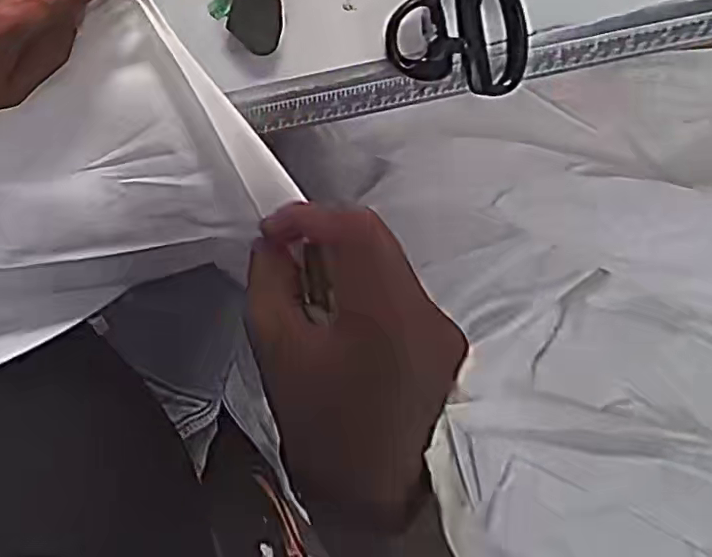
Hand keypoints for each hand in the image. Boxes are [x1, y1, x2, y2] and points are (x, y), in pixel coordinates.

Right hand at [246, 204, 466, 527]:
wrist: (374, 496)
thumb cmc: (321, 424)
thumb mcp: (273, 341)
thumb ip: (267, 277)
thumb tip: (273, 244)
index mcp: (383, 316)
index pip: (354, 228)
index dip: (307, 215)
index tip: (275, 229)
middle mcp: (424, 315)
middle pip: (372, 237)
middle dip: (321, 233)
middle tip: (286, 251)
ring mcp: (441, 329)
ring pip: (384, 259)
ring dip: (341, 258)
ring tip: (307, 288)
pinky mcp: (444, 341)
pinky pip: (397, 287)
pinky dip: (361, 283)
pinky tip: (337, 313)